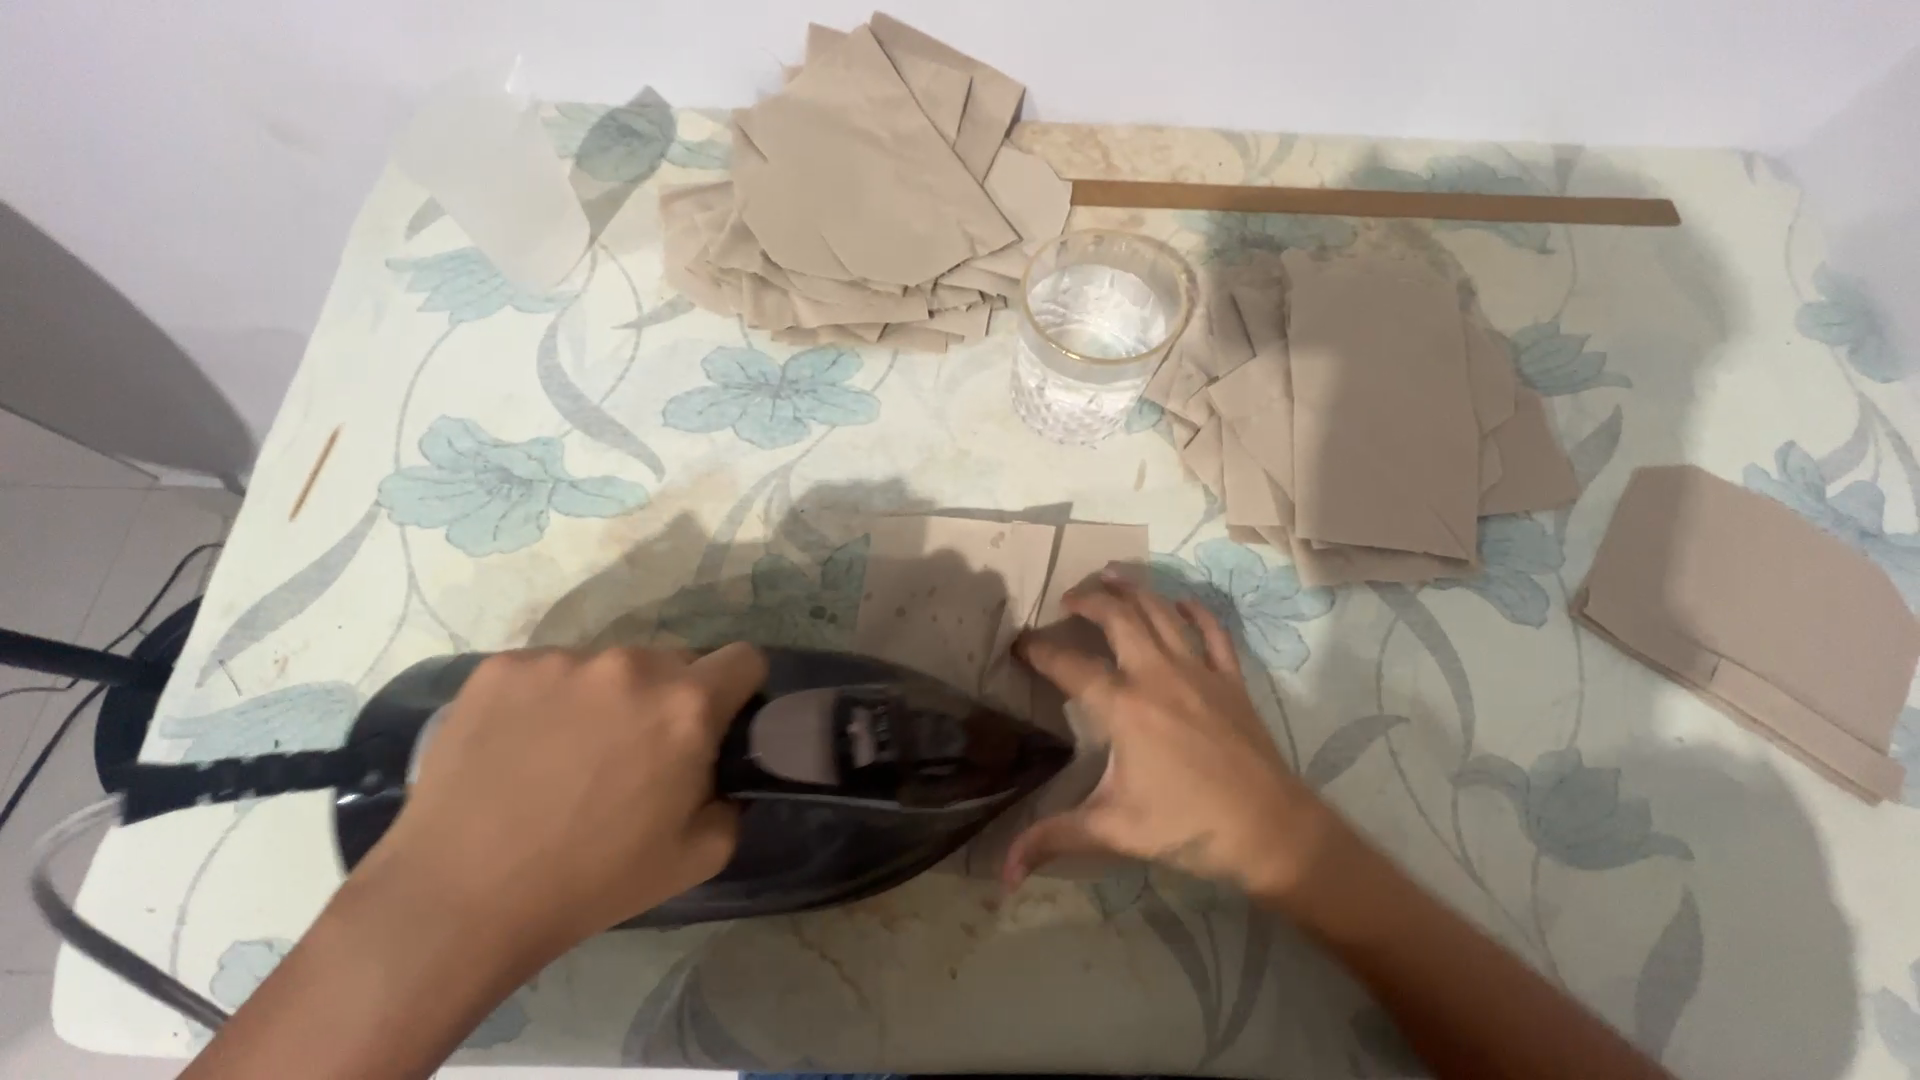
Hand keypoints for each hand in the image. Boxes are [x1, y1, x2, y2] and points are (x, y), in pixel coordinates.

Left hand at [364, 644, 763, 953]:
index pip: (744, 659)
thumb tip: (723, 772)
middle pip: (674, 662)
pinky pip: (549, 671)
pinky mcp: (502, 667)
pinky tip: (522, 749)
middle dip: (669, 699)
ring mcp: (561, 660)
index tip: (717, 725)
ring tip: (568, 757)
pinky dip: (548, 701)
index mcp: (687, 705)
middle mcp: (631, 666)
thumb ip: (733, 800)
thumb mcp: (701, 856)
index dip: (739, 691)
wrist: (459, 899)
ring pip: (609, 666)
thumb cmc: (593, 882)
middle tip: (637, 754)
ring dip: (607, 698)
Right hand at [1006, 572, 1333, 900]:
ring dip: (1134, 589)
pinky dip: (1194, 611)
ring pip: (1162, 613)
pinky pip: (1212, 632)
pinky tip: (1180, 602)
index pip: (1070, 666)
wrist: (1271, 831)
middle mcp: (1158, 675)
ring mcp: (1199, 672)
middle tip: (1068, 598)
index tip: (1019, 644)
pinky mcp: (1231, 680)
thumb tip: (1004, 873)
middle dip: (1089, 600)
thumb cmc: (1187, 827)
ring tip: (1111, 575)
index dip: (1039, 650)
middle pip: (1118, 618)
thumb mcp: (1113, 831)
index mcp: (1124, 707)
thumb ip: (1053, 839)